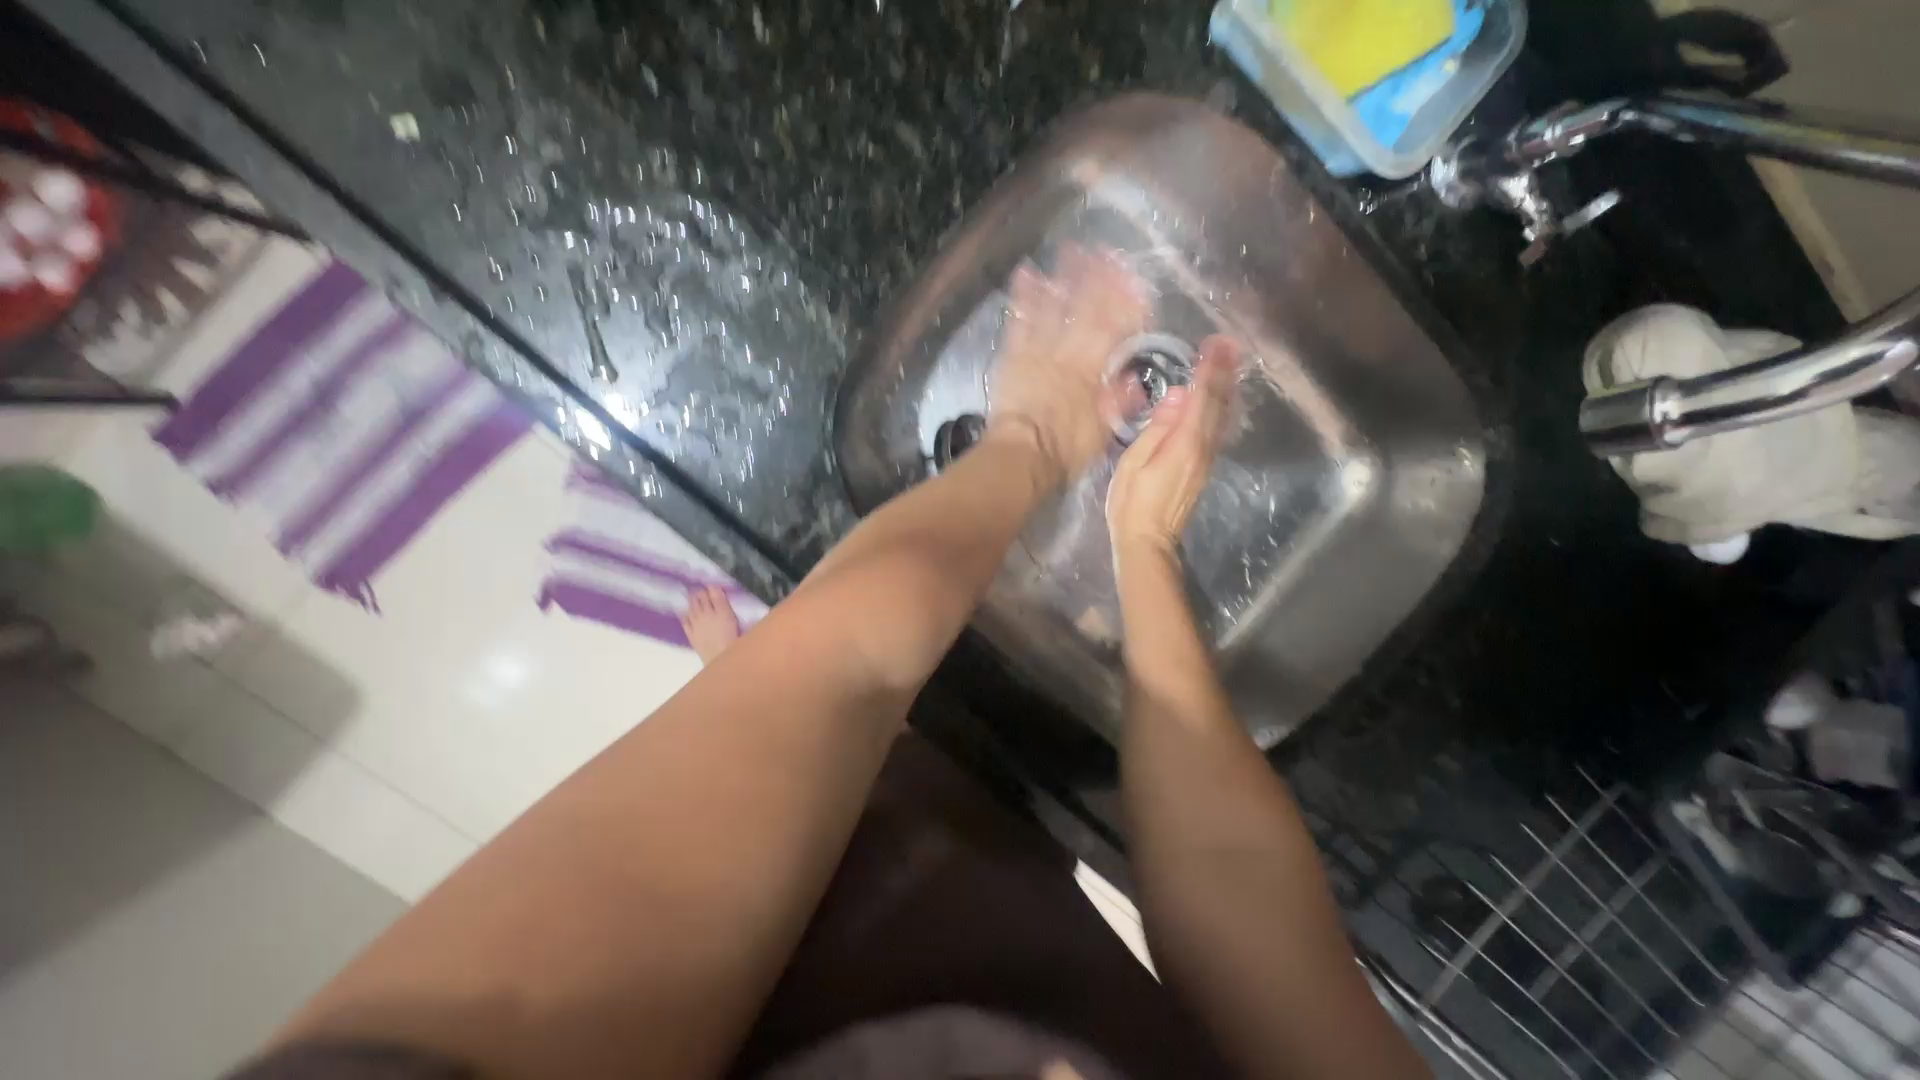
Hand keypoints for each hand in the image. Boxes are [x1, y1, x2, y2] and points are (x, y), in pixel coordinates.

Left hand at [986, 246, 1150, 484]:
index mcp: (1094, 372)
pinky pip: (1020, 320)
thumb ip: (1119, 401)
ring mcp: (1039, 351)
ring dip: (1066, 277)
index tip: (1138, 283)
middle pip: (1088, 310)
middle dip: (1101, 279)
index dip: (1129, 304)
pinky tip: (1027, 272)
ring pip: (1056, 307)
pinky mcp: (1013, 356)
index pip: (1116, 330)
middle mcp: (1069, 354)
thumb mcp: (1103, 431)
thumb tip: (1134, 379)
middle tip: (1110, 252)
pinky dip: (1024, 296)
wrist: (1022, 457)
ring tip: (1074, 249)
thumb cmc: (1065, 451)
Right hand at [1106, 335, 1241, 559]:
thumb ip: (1158, 427)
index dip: (1210, 368)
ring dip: (1227, 388)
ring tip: (1230, 364)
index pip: (1202, 396)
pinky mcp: (1203, 468)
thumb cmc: (1132, 502)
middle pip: (1218, 403)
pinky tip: (1220, 399)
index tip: (1215, 344)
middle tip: (1230, 344)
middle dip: (1225, 372)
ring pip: (1222, 416)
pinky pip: (1217, 428)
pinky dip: (1221, 407)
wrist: (1148, 540)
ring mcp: (1207, 459)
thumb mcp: (1135, 461)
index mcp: (1186, 441)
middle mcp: (1204, 447)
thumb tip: (1177, 395)